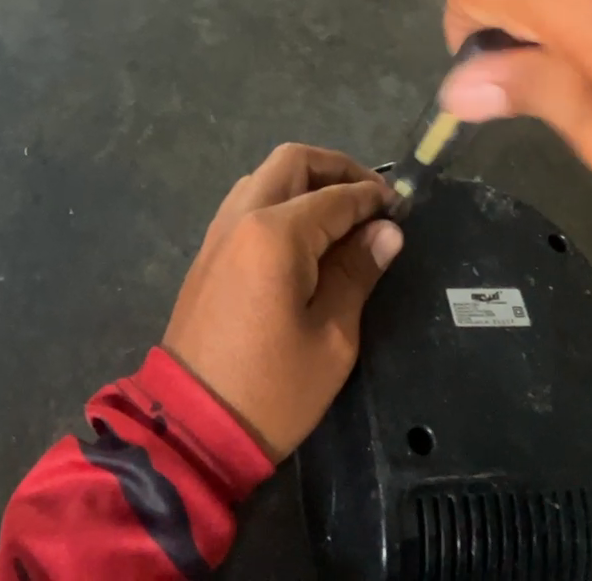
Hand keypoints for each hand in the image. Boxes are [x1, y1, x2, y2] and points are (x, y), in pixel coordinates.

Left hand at [162, 144, 404, 460]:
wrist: (190, 429)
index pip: (336, 196)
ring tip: (342, 216)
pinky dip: (280, 201)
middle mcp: (242, 217)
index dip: (373, 197)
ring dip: (305, 182)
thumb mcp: (332, 336)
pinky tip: (306, 236)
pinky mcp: (208, 252)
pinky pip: (247, 204)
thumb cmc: (272, 389)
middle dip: (336, 169)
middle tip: (371, 199)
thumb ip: (358, 272)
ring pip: (265, 177)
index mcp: (275, 234)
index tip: (401, 207)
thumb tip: (387, 231)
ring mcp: (219, 232)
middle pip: (292, 161)